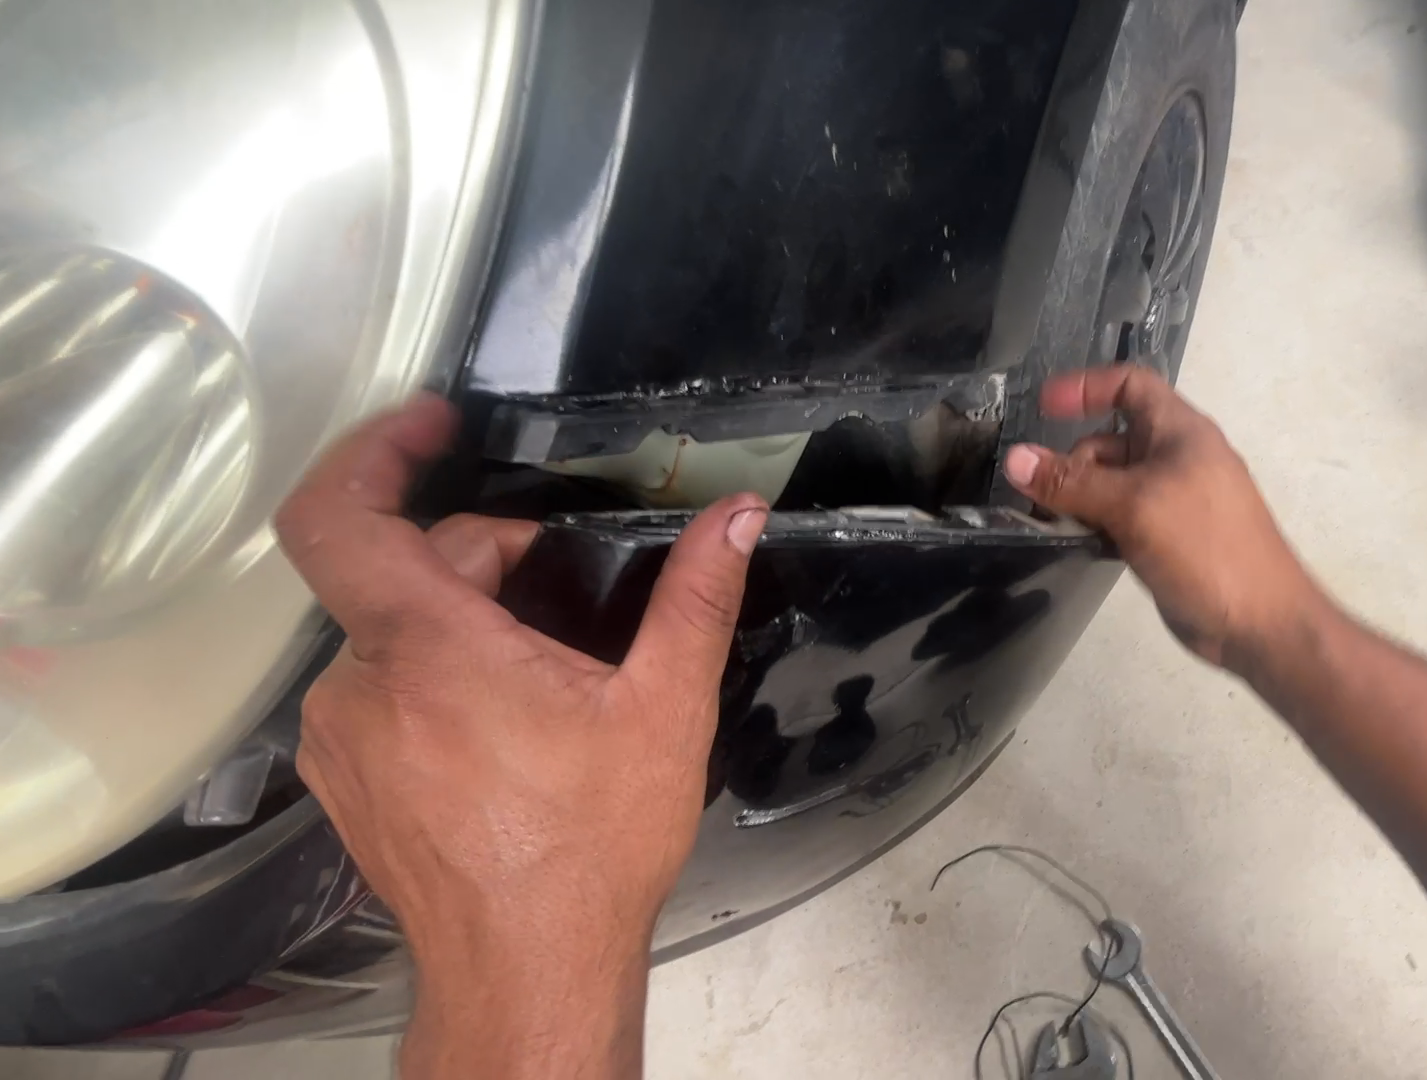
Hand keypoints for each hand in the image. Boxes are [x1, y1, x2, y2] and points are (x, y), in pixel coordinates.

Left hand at [272, 396, 766, 1021]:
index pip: (341, 520)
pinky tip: (514, 717)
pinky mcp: (348, 778)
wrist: (530, 970)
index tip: (433, 423)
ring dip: (474, 616)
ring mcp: (342, 740)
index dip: (374, 451)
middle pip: (410, 572)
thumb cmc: (597, 836)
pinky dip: (445, 666)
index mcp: (431, 652)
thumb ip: (698, 596)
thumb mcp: (667, 706)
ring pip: (399, 630)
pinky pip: (387, 684)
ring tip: (558, 665)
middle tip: (580, 597)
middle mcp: (360, 687)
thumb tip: (742, 515)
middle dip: (497, 559)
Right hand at [1002, 365, 1327, 672]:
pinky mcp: (1163, 537)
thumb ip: (1071, 482)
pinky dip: (1094, 523)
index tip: (1043, 408)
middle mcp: (1174, 458)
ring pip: (1109, 483)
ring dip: (1077, 497)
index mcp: (1179, 432)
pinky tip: (1076, 543)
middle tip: (1043, 497)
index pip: (1130, 385)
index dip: (1085, 387)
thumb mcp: (1133, 506)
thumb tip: (1015, 460)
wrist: (1259, 623)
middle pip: (1109, 441)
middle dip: (1072, 462)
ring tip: (1051, 523)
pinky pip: (1117, 517)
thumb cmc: (1204, 548)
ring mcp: (1169, 500)